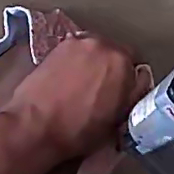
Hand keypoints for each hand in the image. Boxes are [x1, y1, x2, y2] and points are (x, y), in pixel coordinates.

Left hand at [2, 34, 140, 160]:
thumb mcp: (117, 120)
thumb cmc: (78, 130)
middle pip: (117, 54)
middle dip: (114, 70)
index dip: (131, 84)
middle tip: (104, 90)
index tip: (124, 95)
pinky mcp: (59, 46)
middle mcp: (103, 45)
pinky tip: (69, 79)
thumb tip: (135, 85)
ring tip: (84, 84)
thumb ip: (132, 95)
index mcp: (123, 63)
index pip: (138, 69)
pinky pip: (78, 51)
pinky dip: (77, 61)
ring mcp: (79, 42)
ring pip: (97, 50)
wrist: (34, 126)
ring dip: (95, 62)